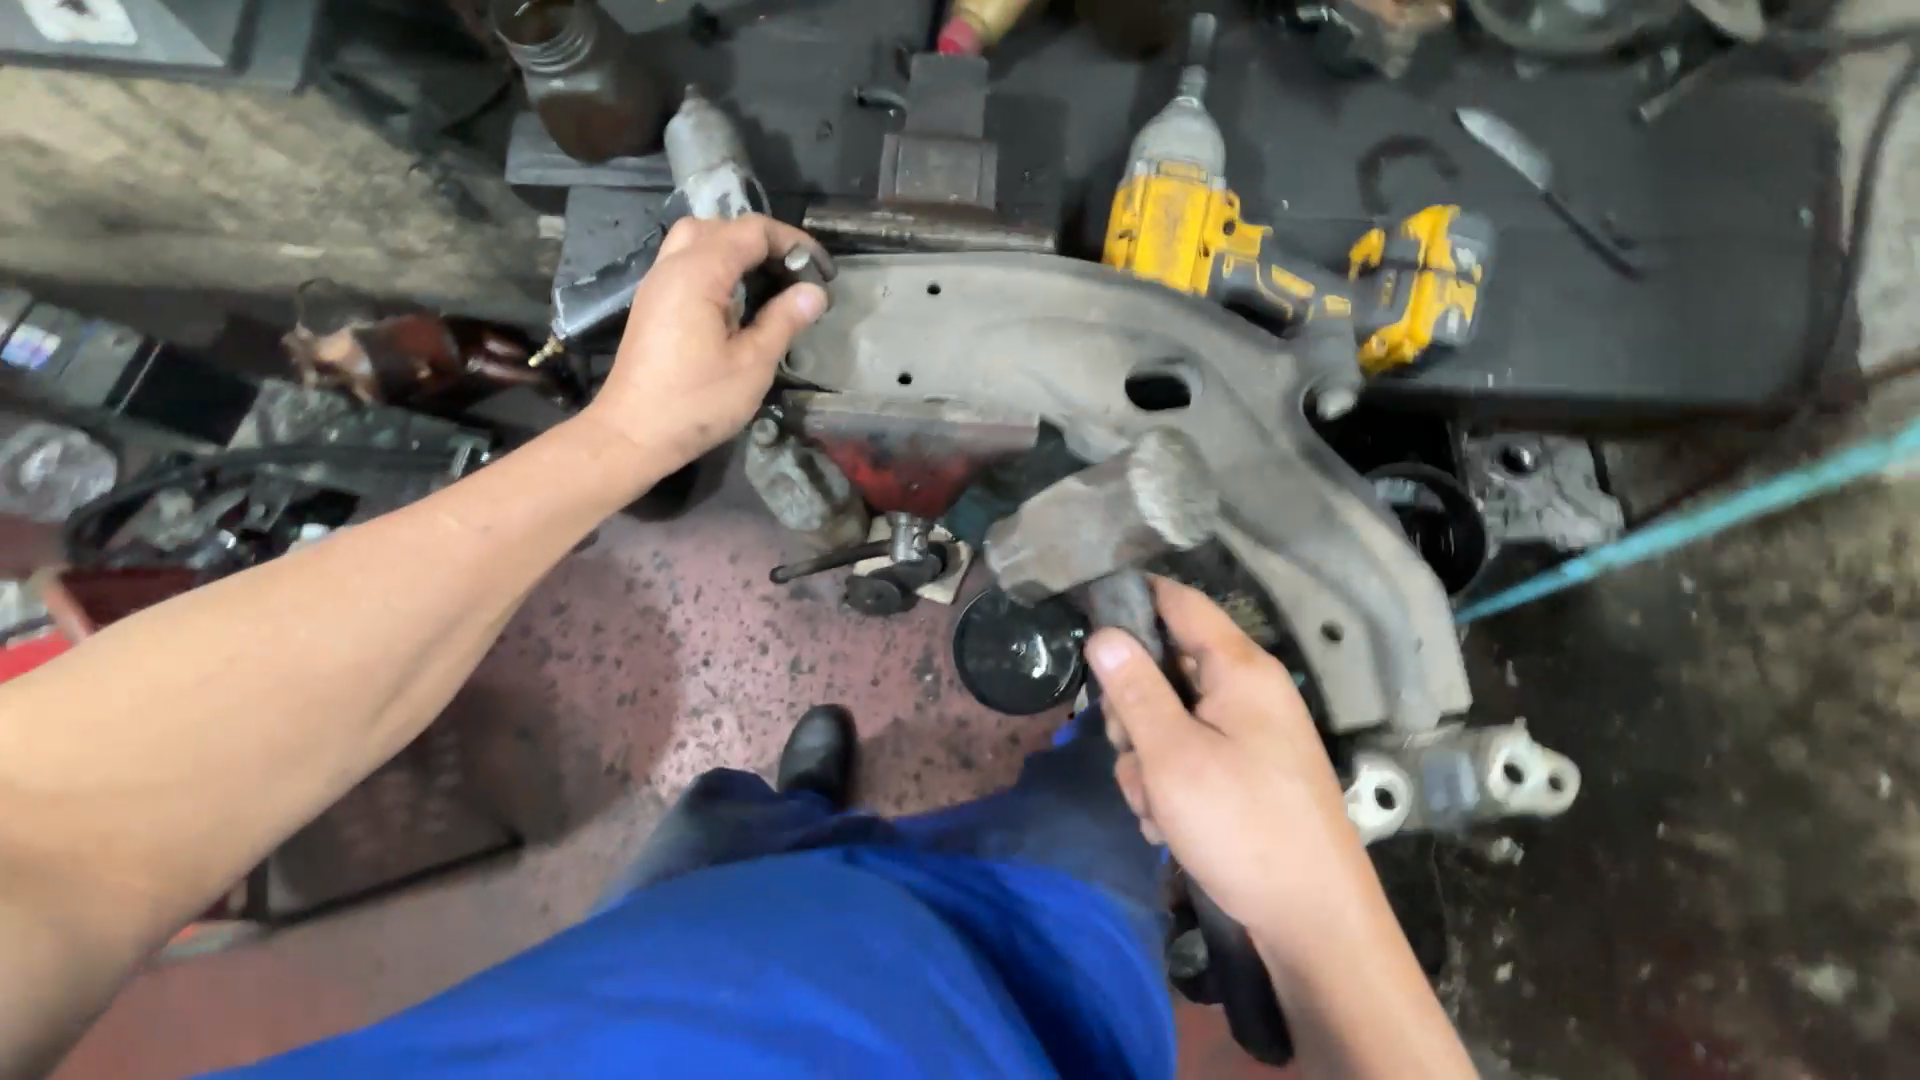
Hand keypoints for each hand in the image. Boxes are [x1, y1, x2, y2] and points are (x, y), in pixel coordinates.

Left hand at [585, 214, 829, 467]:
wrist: (634, 434)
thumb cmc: (697, 402)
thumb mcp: (753, 364)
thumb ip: (784, 321)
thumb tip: (814, 292)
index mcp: (698, 274)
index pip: (750, 231)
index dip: (791, 242)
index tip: (819, 269)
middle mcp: (672, 267)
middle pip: (720, 227)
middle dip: (762, 242)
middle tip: (792, 274)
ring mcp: (657, 285)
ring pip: (697, 241)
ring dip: (735, 251)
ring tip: (766, 284)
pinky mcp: (652, 305)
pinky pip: (685, 265)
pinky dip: (715, 268)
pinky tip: (736, 304)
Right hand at [1086, 578, 1368, 936]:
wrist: (1313, 922)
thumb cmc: (1241, 826)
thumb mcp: (1172, 755)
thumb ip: (1134, 689)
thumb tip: (1102, 633)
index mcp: (1240, 669)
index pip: (1180, 602)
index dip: (1132, 599)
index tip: (1085, 619)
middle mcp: (1248, 692)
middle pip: (1166, 667)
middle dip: (1133, 709)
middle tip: (1127, 747)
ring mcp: (1248, 735)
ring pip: (1170, 720)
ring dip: (1147, 760)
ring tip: (1156, 806)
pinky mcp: (1245, 774)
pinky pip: (1190, 757)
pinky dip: (1170, 785)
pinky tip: (1168, 824)